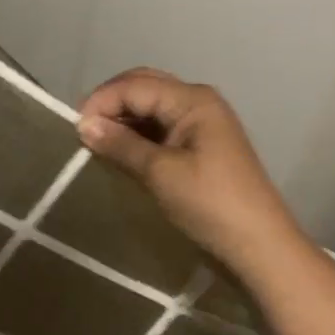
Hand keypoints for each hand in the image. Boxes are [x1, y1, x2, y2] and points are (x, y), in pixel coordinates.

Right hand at [77, 68, 307, 272]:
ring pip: (150, 106)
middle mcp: (197, 102)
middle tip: (84, 129)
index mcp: (192, 99)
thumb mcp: (160, 173)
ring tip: (97, 140)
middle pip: (143, 86)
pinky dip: (137, 133)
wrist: (260, 248)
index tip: (75, 129)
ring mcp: (201, 124)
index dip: (101, 102)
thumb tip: (84, 125)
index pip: (134, 86)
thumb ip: (120, 144)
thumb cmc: (210, 204)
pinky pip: (160, 126)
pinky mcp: (200, 146)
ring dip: (122, 118)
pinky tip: (120, 150)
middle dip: (110, 103)